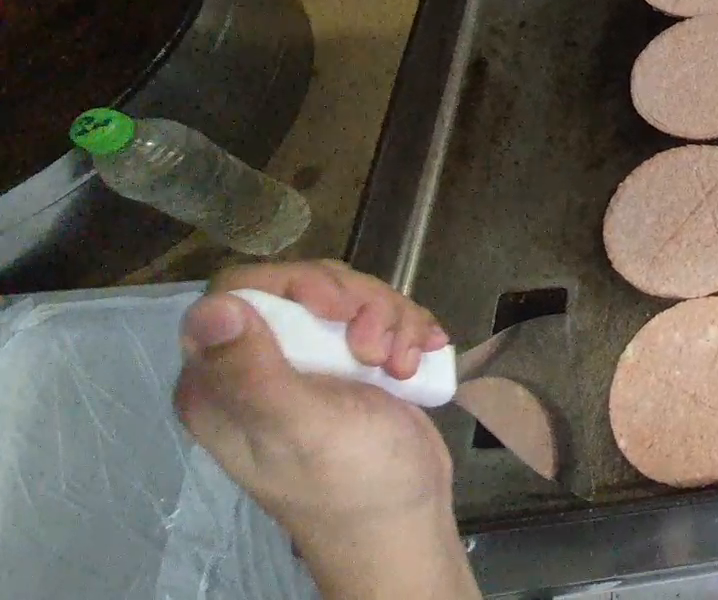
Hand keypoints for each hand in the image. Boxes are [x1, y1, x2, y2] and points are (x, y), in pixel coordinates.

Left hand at [173, 259, 477, 599]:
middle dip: (360, 305)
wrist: (406, 515)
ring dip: (395, 321)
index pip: (242, 292)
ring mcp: (317, 364)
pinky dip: (415, 331)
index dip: (294, 284)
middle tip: (376, 347)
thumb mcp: (299, 426)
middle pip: (310, 286)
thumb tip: (212, 307)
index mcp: (224, 381)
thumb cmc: (347, 480)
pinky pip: (391, 316)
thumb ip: (252, 370)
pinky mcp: (361, 365)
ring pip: (357, 297)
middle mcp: (265, 364)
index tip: (337, 309)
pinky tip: (422, 359)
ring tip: (403, 365)